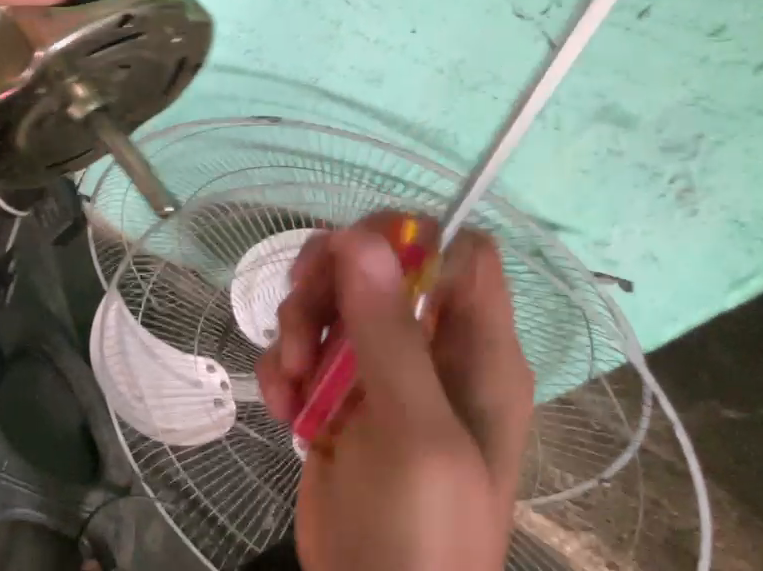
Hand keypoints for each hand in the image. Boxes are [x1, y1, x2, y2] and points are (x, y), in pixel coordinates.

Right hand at [255, 215, 534, 570]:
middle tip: (302, 320)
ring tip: (292, 383)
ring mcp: (382, 376)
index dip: (403, 241)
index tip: (349, 262)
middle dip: (328, 286)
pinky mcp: (338, 398)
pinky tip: (284, 407)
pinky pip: (302, 349)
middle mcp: (434, 354)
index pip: (458, 253)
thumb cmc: (422, 527)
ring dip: (296, 331)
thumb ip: (389, 332)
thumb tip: (361, 235)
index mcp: (479, 355)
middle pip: (376, 268)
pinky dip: (283, 368)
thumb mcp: (413, 430)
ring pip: (330, 304)